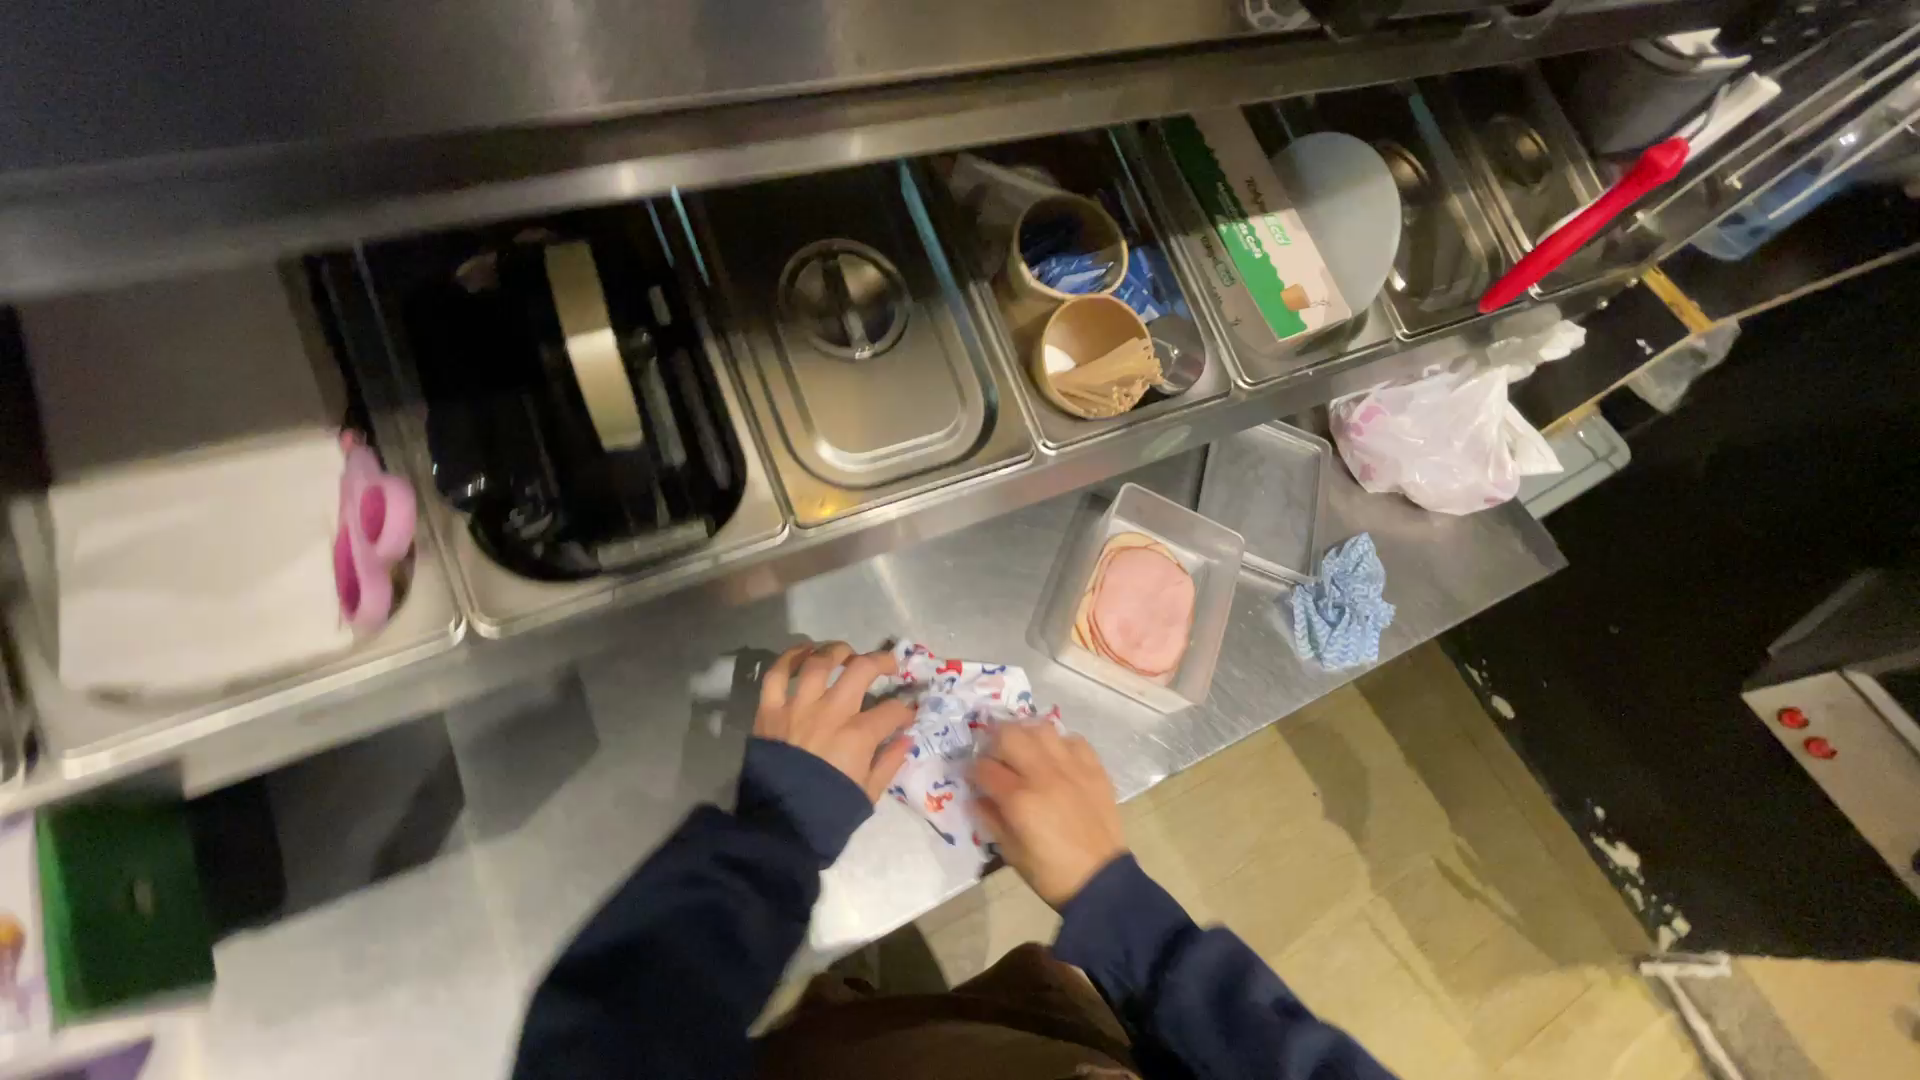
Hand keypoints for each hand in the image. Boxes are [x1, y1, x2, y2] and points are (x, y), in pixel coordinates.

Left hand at [755, 641, 914, 800]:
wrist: (777, 828)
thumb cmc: (827, 813)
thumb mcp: (868, 794)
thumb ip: (889, 762)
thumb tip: (905, 738)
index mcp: (858, 735)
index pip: (892, 710)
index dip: (905, 710)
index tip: (907, 713)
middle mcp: (830, 712)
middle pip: (860, 670)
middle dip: (882, 662)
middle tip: (889, 664)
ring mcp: (797, 708)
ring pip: (819, 663)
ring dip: (836, 651)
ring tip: (846, 653)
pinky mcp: (770, 711)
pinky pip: (777, 674)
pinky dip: (790, 658)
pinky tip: (805, 652)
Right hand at [974, 723, 1127, 908]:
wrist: (1101, 880)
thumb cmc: (1050, 873)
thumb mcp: (1011, 852)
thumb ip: (990, 818)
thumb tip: (976, 797)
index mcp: (1019, 799)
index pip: (984, 768)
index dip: (972, 770)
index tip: (971, 775)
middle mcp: (1043, 774)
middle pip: (1009, 734)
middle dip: (993, 742)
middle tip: (994, 756)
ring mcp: (1071, 767)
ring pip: (1041, 728)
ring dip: (1026, 735)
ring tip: (1023, 749)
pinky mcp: (1094, 768)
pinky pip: (1073, 740)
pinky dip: (1059, 744)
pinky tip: (1056, 758)